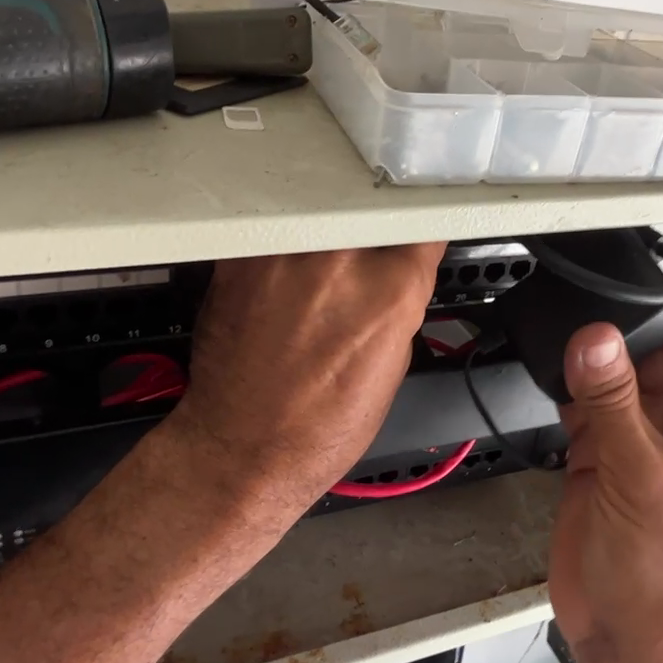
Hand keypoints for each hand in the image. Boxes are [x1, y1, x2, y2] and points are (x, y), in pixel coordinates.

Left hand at [166, 244, 446, 507]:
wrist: (240, 449)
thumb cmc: (316, 427)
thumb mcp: (392, 366)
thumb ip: (400, 302)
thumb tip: (400, 269)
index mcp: (391, 291)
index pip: (422, 224)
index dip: (418, 232)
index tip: (411, 237)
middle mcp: (338, 261)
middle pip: (371, 213)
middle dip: (372, 236)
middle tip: (359, 269)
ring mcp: (284, 254)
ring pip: (322, 217)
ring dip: (326, 239)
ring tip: (315, 281)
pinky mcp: (241, 257)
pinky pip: (278, 232)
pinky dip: (284, 249)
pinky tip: (283, 283)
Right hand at [548, 309, 662, 662]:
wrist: (629, 642)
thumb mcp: (643, 477)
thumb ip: (614, 403)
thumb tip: (596, 340)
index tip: (633, 293)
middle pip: (653, 359)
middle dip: (621, 337)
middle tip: (582, 316)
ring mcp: (636, 447)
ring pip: (615, 383)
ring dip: (591, 364)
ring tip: (562, 344)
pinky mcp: (599, 464)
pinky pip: (585, 411)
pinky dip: (568, 394)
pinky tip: (552, 380)